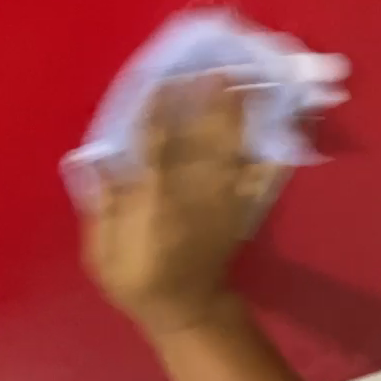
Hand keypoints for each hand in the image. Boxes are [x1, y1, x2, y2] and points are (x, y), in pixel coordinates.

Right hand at [81, 74, 267, 337]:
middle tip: (212, 71)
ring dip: (236, 118)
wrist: (187, 309)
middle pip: (201, 143)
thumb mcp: (103, 254)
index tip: (161, 83)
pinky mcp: (242, 209)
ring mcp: (224, 203)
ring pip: (231, 153)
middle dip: (207, 106)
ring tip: (240, 85)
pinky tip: (285, 131)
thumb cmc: (138, 280)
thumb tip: (95, 159)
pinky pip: (261, 180)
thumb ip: (102, 206)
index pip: (156, 151)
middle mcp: (194, 198)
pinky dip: (274, 156)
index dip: (159, 115)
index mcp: (155, 206)